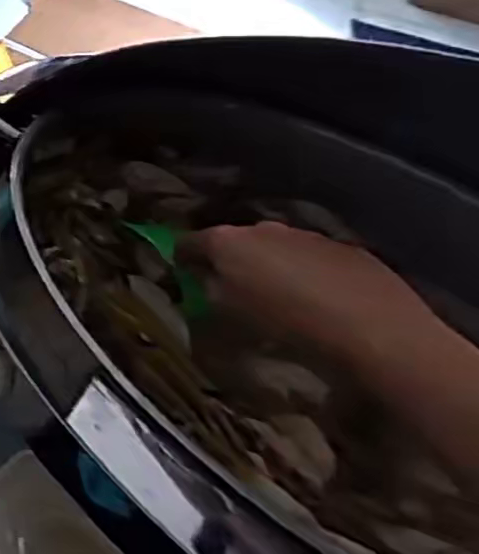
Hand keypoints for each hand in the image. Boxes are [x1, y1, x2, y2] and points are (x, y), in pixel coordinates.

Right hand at [185, 222, 439, 363]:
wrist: (384, 338)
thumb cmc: (290, 324)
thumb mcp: (229, 313)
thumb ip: (206, 289)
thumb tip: (200, 281)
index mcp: (223, 240)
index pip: (186, 243)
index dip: (183, 260)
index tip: (187, 278)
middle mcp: (261, 228)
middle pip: (236, 241)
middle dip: (235, 259)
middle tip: (242, 287)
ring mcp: (310, 237)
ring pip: (280, 246)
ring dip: (277, 263)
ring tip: (292, 293)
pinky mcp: (352, 251)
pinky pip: (319, 257)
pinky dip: (315, 271)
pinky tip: (330, 297)